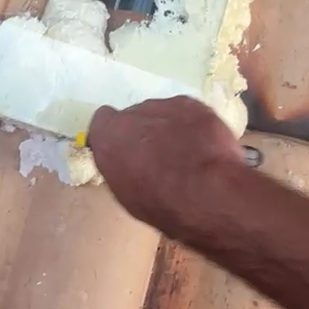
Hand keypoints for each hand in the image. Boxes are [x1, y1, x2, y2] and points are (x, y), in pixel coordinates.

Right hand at [87, 96, 246, 239]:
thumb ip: (119, 166)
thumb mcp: (124, 193)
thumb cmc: (160, 203)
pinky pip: (188, 113)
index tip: (124, 150)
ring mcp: (164, 106)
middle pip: (134, 117)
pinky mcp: (193, 105)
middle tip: (161, 158)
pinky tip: (203, 147)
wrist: (205, 193)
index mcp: (108, 135)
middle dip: (145, 133)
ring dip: (169, 129)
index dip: (115, 136)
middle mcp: (132, 114)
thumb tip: (127, 163)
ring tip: (187, 156)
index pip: (103, 122)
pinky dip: (193, 126)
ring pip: (162, 113)